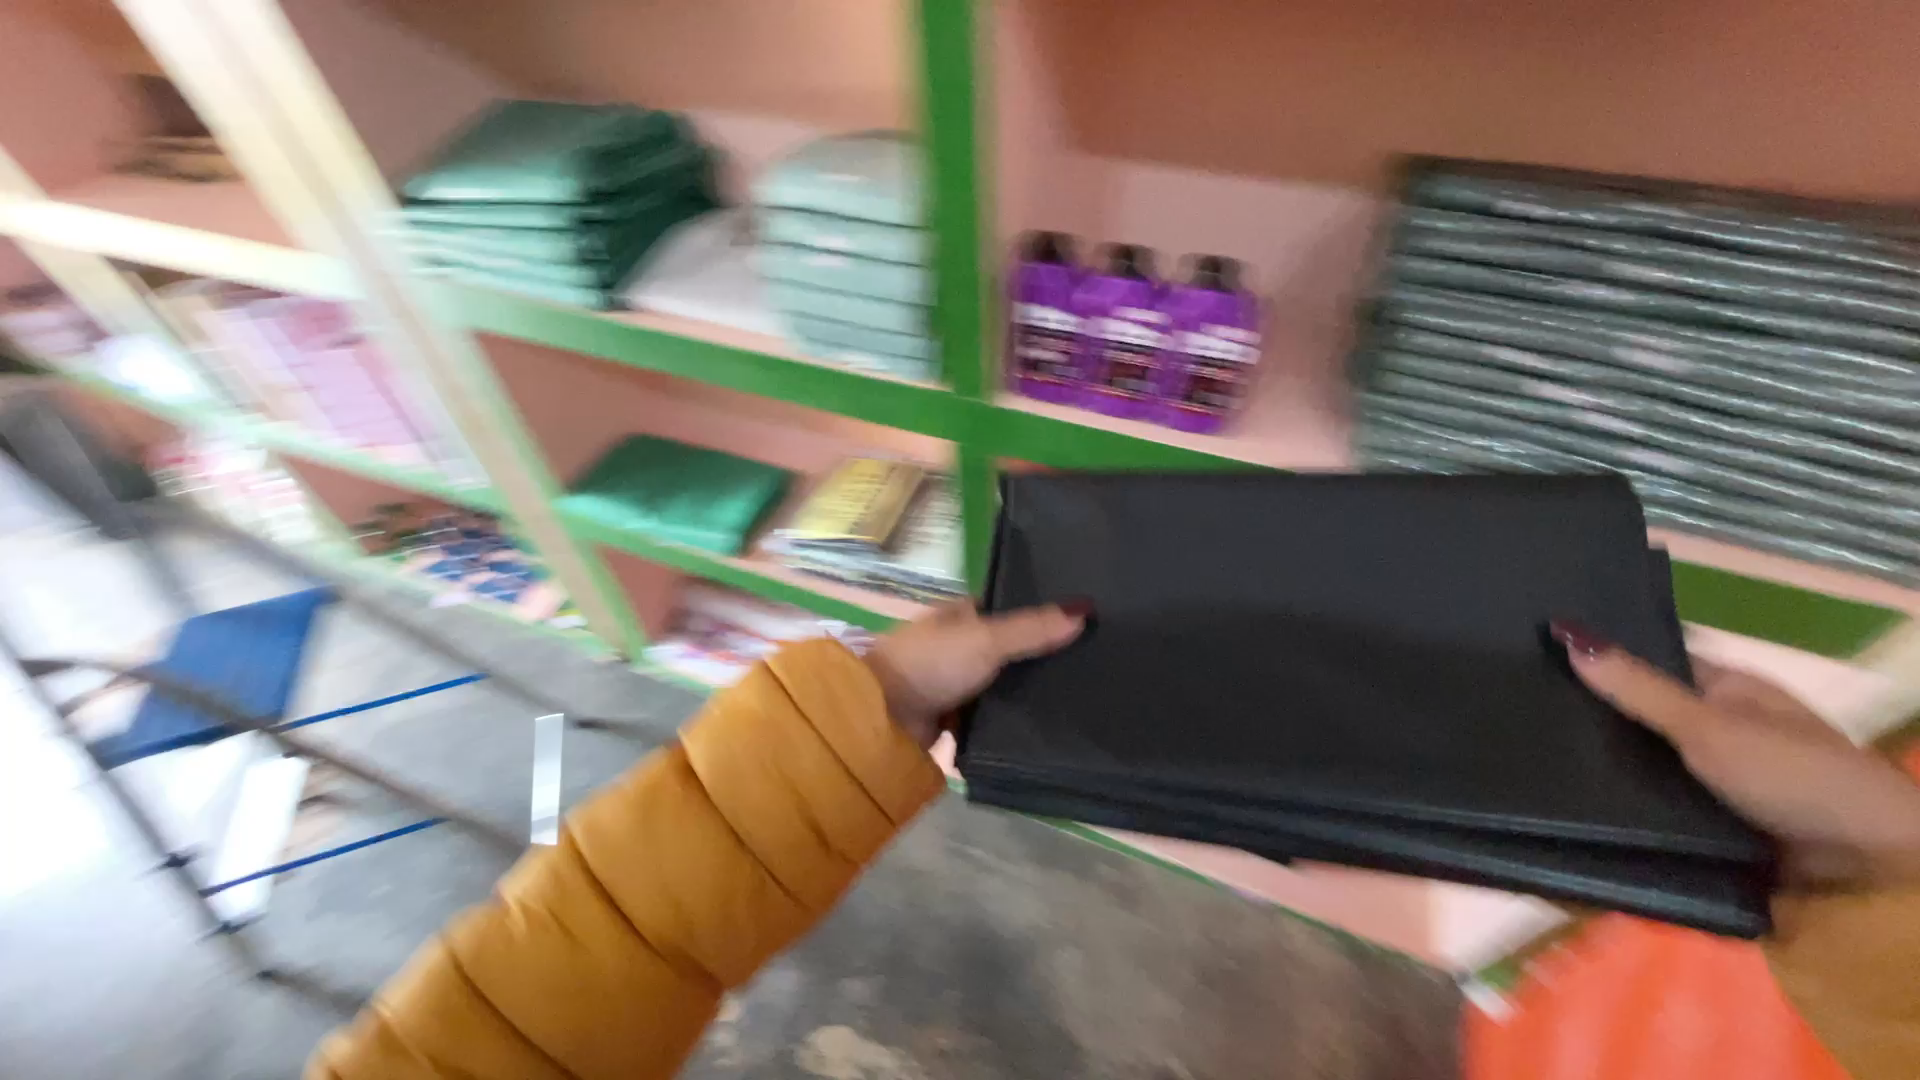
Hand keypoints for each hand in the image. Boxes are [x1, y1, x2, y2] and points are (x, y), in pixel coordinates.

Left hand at [865, 601, 1087, 749]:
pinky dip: (1010, 721)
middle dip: (1040, 658)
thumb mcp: (986, 638)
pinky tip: (1048, 725)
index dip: (1042, 614)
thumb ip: (1032, 629)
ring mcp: (955, 682)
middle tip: (1093, 665)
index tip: (1085, 624)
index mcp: (960, 615)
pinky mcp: (954, 718)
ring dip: (1027, 693)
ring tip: (1082, 697)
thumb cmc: (932, 663)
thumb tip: (1085, 610)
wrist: (883, 717)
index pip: (1010, 608)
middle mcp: (958, 645)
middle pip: (1009, 649)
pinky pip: (992, 717)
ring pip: (1003, 685)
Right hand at [1553, 619, 1919, 886]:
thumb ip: (1636, 687)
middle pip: (1638, 707)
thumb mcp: (1709, 726)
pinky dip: (1615, 792)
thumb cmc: (1797, 780)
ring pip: (1637, 754)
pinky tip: (1565, 785)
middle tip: (1518, 697)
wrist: (1868, 877)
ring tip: (1524, 739)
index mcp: (1730, 688)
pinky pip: (1644, 795)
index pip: (1652, 656)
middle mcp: (1720, 723)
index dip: (1600, 652)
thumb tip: (1565, 631)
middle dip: (1589, 708)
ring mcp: (1711, 772)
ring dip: (1598, 755)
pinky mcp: (1702, 816)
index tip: (1536, 648)